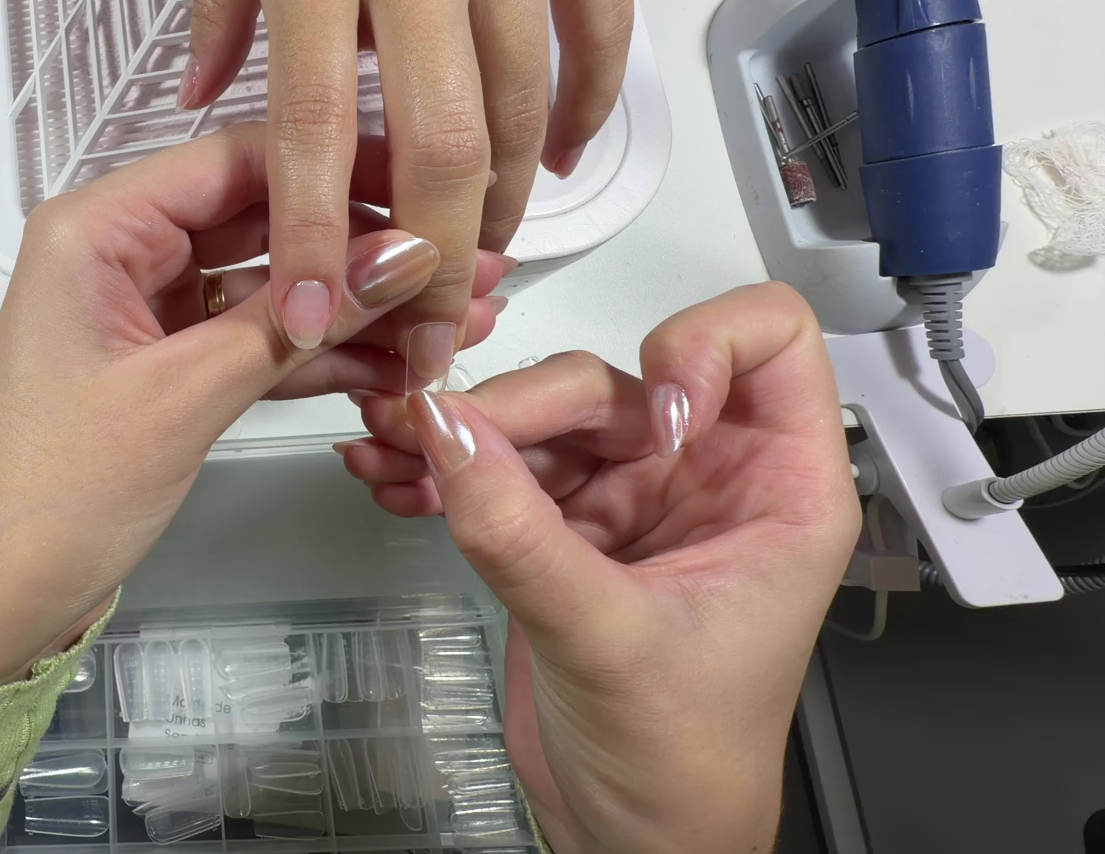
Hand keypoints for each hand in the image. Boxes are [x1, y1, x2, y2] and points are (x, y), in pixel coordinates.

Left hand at [0, 123, 511, 690]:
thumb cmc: (57, 492)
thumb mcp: (184, 395)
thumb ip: (299, 321)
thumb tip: (408, 256)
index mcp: (97, 227)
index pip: (234, 164)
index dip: (337, 170)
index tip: (432, 188)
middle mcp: (121, 250)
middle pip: (260, 223)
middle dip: (360, 251)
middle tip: (463, 268)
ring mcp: (148, 308)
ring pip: (267, 287)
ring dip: (352, 310)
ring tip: (453, 322)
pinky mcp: (167, 361)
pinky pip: (253, 339)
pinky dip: (316, 355)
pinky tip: (394, 365)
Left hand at [185, 0, 633, 355]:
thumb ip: (219, 6)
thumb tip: (200, 100)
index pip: (307, 131)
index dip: (310, 240)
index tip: (309, 314)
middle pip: (437, 143)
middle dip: (433, 256)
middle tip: (425, 325)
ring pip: (526, 103)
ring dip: (505, 198)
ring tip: (479, 253)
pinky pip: (600, 28)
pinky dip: (589, 110)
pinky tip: (564, 159)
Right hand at [340, 284, 857, 852]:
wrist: (620, 825)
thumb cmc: (677, 759)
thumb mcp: (604, 640)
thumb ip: (519, 531)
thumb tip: (447, 430)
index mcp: (767, 489)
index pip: (763, 347)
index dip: (697, 347)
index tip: (640, 406)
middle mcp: (688, 472)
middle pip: (597, 382)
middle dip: (509, 406)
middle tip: (431, 434)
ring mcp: (611, 490)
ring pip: (525, 416)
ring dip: (447, 430)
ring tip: (385, 448)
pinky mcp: (548, 515)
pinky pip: (484, 461)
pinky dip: (433, 467)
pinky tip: (391, 482)